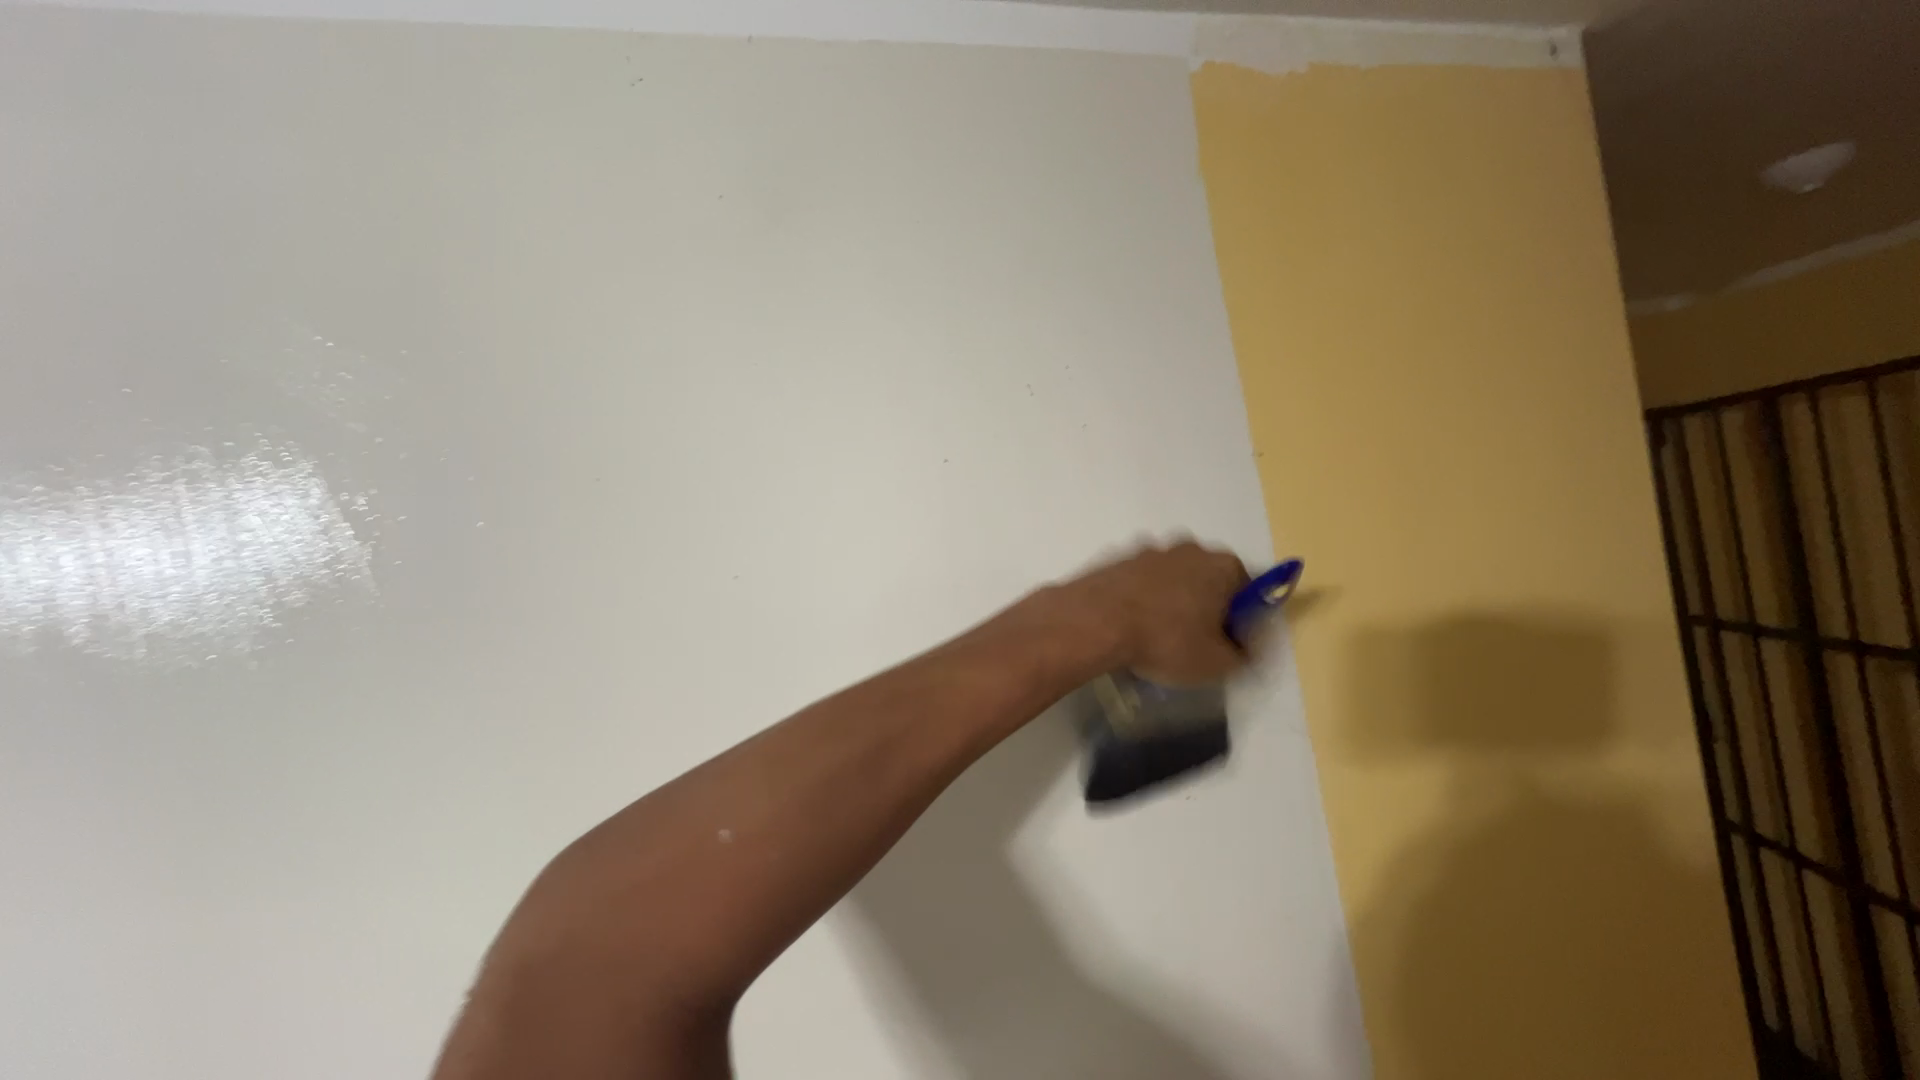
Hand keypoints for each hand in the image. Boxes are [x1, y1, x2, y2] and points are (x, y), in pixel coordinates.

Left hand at [1061, 540, 1251, 683]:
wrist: (1095, 621)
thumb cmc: (1167, 639)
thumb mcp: (1218, 663)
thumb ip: (1242, 655)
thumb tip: (1242, 648)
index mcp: (1222, 565)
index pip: (1246, 592)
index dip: (1240, 622)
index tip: (1227, 646)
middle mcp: (1188, 548)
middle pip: (1206, 581)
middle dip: (1202, 608)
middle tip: (1191, 644)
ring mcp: (1147, 550)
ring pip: (1168, 581)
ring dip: (1167, 603)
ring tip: (1154, 639)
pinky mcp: (1114, 560)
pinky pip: (1137, 584)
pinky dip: (1137, 602)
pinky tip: (1128, 630)